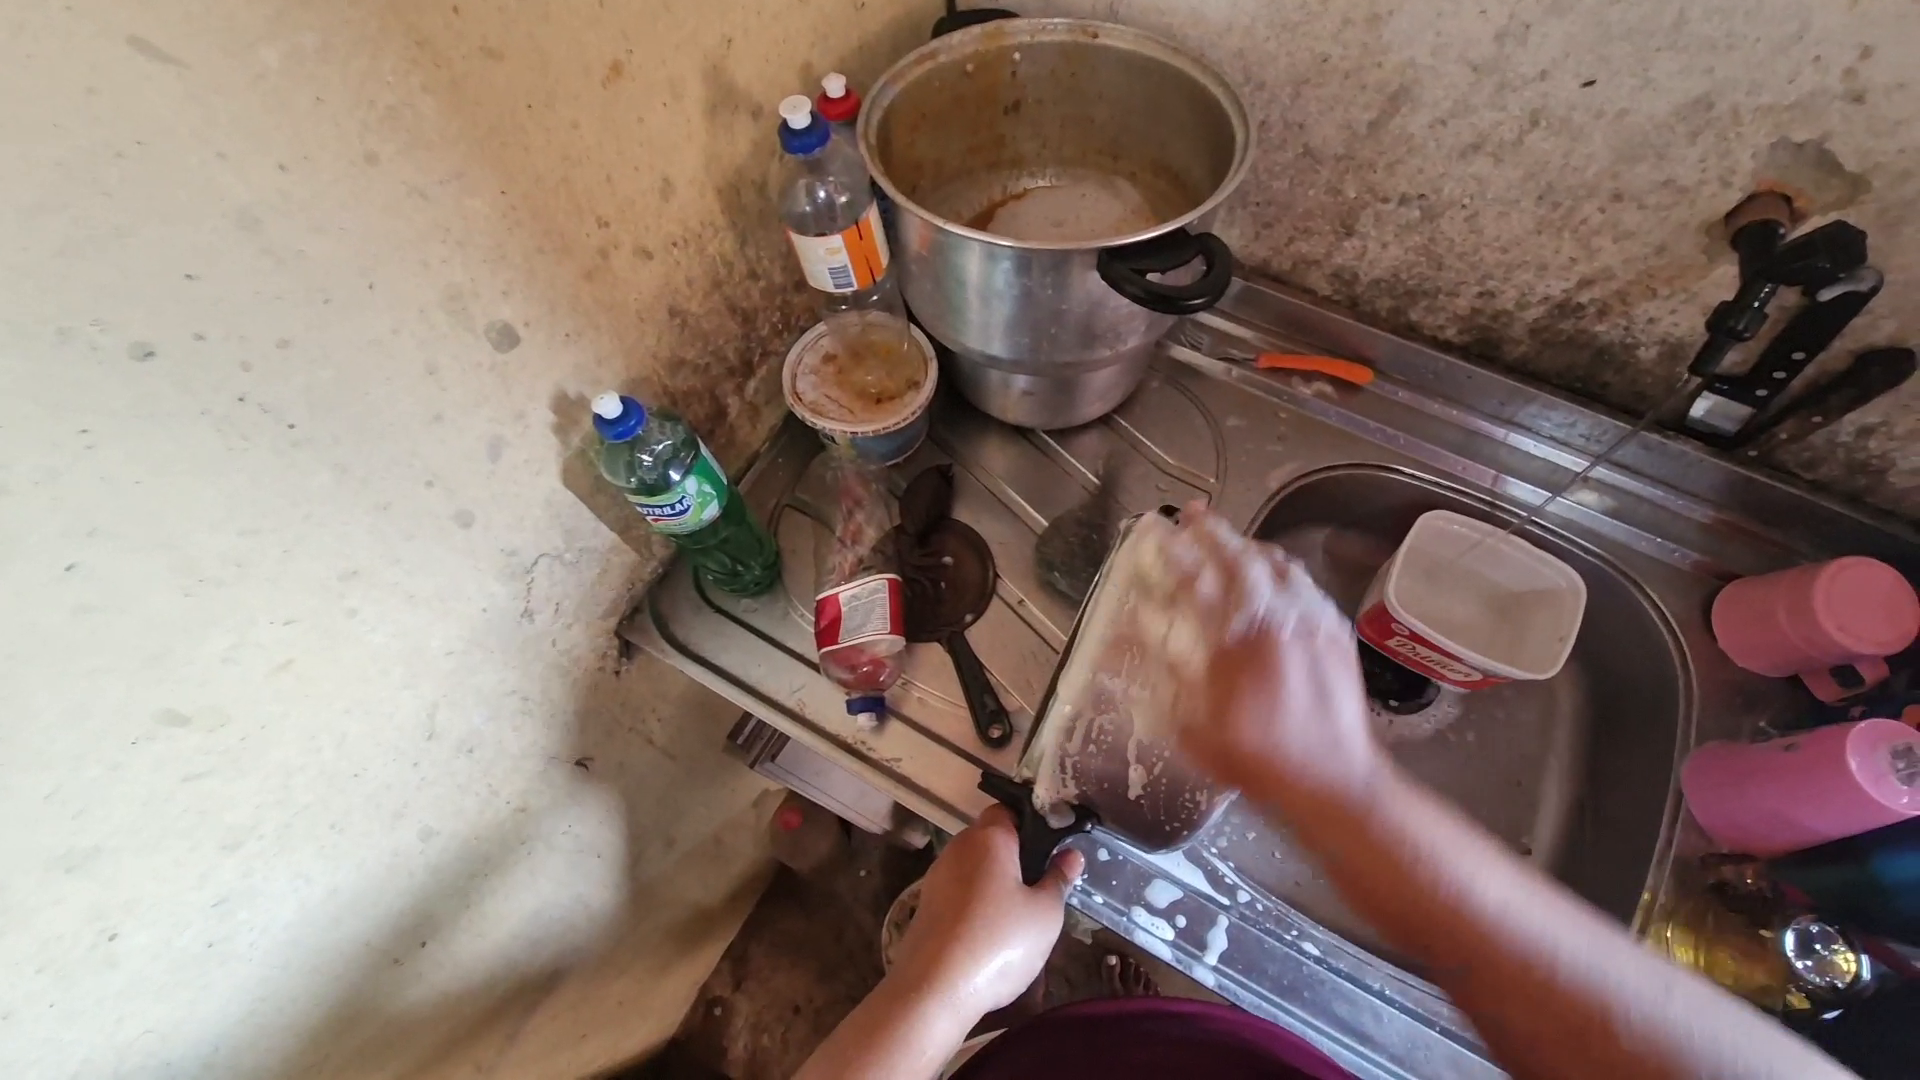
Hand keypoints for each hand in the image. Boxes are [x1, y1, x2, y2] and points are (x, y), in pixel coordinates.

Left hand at [888, 806, 1084, 1017]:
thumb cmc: (998, 941)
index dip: (1031, 824)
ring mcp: (937, 875)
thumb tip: (1070, 855)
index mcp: (988, 837)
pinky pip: (960, 892)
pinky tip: (990, 934)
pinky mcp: (927, 905)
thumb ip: (1059, 879)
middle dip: (1016, 857)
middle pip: (991, 839)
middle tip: (1041, 887)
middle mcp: (959, 847)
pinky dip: (976, 904)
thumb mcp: (1045, 914)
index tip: (1052, 849)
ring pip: (975, 867)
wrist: (934, 988)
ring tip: (1019, 916)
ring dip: (995, 883)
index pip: (1008, 809)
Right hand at [1132, 504, 1382, 801]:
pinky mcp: (1336, 636)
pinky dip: (1284, 572)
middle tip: (1194, 515)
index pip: (1198, 578)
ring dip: (1250, 547)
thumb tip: (1144, 633)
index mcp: (1235, 639)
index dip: (1176, 551)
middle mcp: (1275, 620)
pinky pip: (1307, 587)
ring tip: (1232, 542)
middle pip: (1241, 558)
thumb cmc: (1258, 761)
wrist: (1336, 784)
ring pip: (1279, 565)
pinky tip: (1278, 578)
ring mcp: (1311, 624)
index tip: (1161, 531)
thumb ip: (1169, 674)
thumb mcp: (1194, 727)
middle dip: (1214, 532)